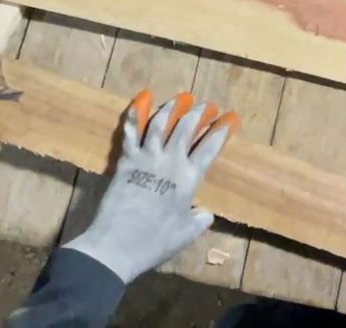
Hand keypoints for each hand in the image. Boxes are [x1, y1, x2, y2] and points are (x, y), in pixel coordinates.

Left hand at [64, 90, 237, 282]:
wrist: (116, 247)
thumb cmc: (153, 243)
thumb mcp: (184, 236)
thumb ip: (198, 222)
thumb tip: (207, 214)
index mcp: (189, 178)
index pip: (210, 148)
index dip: (221, 131)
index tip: (230, 118)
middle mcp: (171, 161)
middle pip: (186, 128)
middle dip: (198, 113)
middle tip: (205, 104)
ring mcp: (147, 157)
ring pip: (160, 124)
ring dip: (170, 109)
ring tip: (178, 99)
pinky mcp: (126, 160)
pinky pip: (131, 134)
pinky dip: (134, 117)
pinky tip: (139, 103)